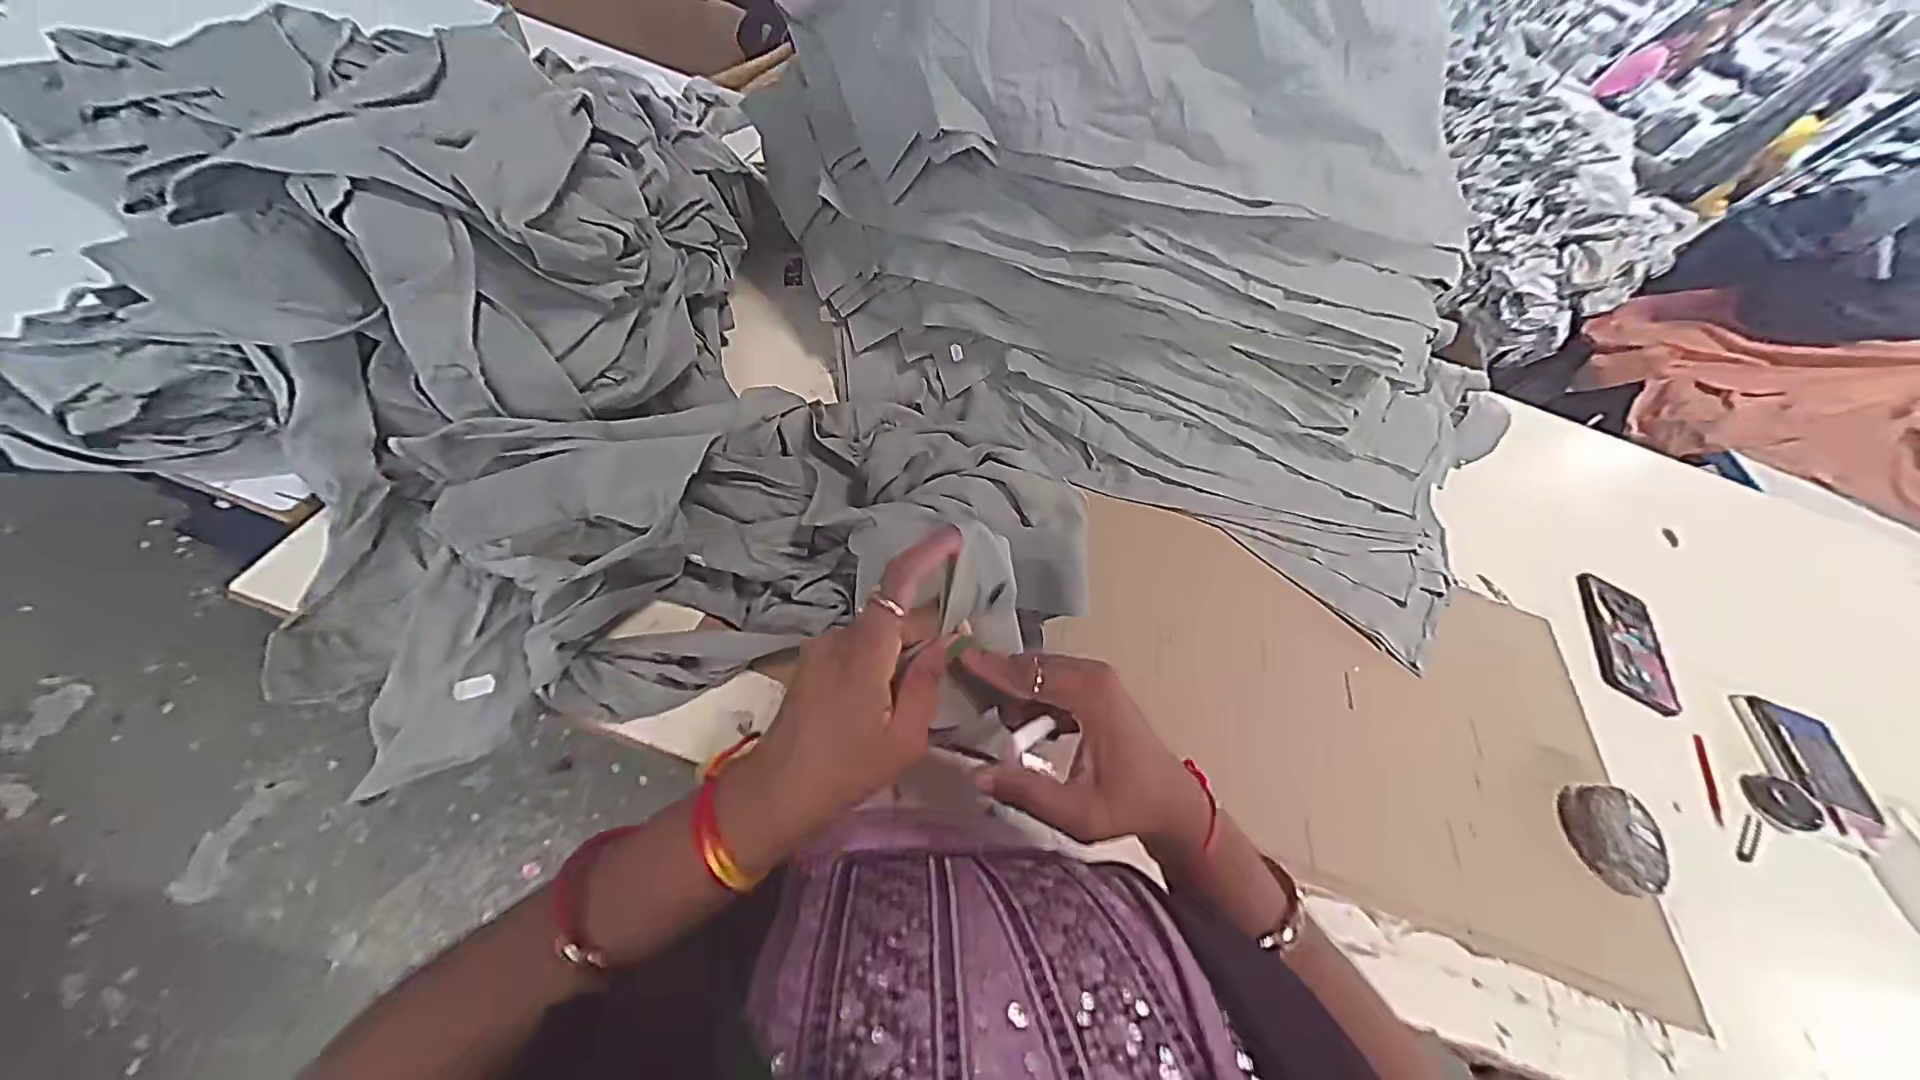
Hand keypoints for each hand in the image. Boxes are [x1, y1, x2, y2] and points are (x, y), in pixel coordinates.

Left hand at [718, 525, 962, 865]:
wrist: (775, 791)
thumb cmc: (845, 770)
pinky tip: (887, 697)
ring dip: (902, 648)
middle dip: (926, 627)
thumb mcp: (903, 738)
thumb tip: (947, 642)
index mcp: (864, 652)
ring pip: (877, 632)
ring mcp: (821, 648)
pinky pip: (859, 647)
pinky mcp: (813, 662)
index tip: (953, 538)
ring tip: (915, 692)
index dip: (926, 555)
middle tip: (952, 658)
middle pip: (893, 614)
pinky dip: (881, 659)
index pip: (896, 586)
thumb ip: (926, 683)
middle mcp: (839, 637)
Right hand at [954, 647, 1212, 859]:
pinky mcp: (1097, 686)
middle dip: (997, 676)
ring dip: (1014, 689)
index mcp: (1091, 696)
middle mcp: (1094, 676)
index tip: (960, 658)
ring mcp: (1097, 678)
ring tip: (995, 720)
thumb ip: (1026, 793)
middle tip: (962, 691)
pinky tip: (1024, 724)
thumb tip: (978, 775)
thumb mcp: (1076, 812)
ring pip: (1039, 671)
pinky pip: (1052, 680)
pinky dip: (1031, 695)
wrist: (1171, 801)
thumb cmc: (1129, 806)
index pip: (1029, 674)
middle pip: (1031, 666)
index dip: (991, 668)